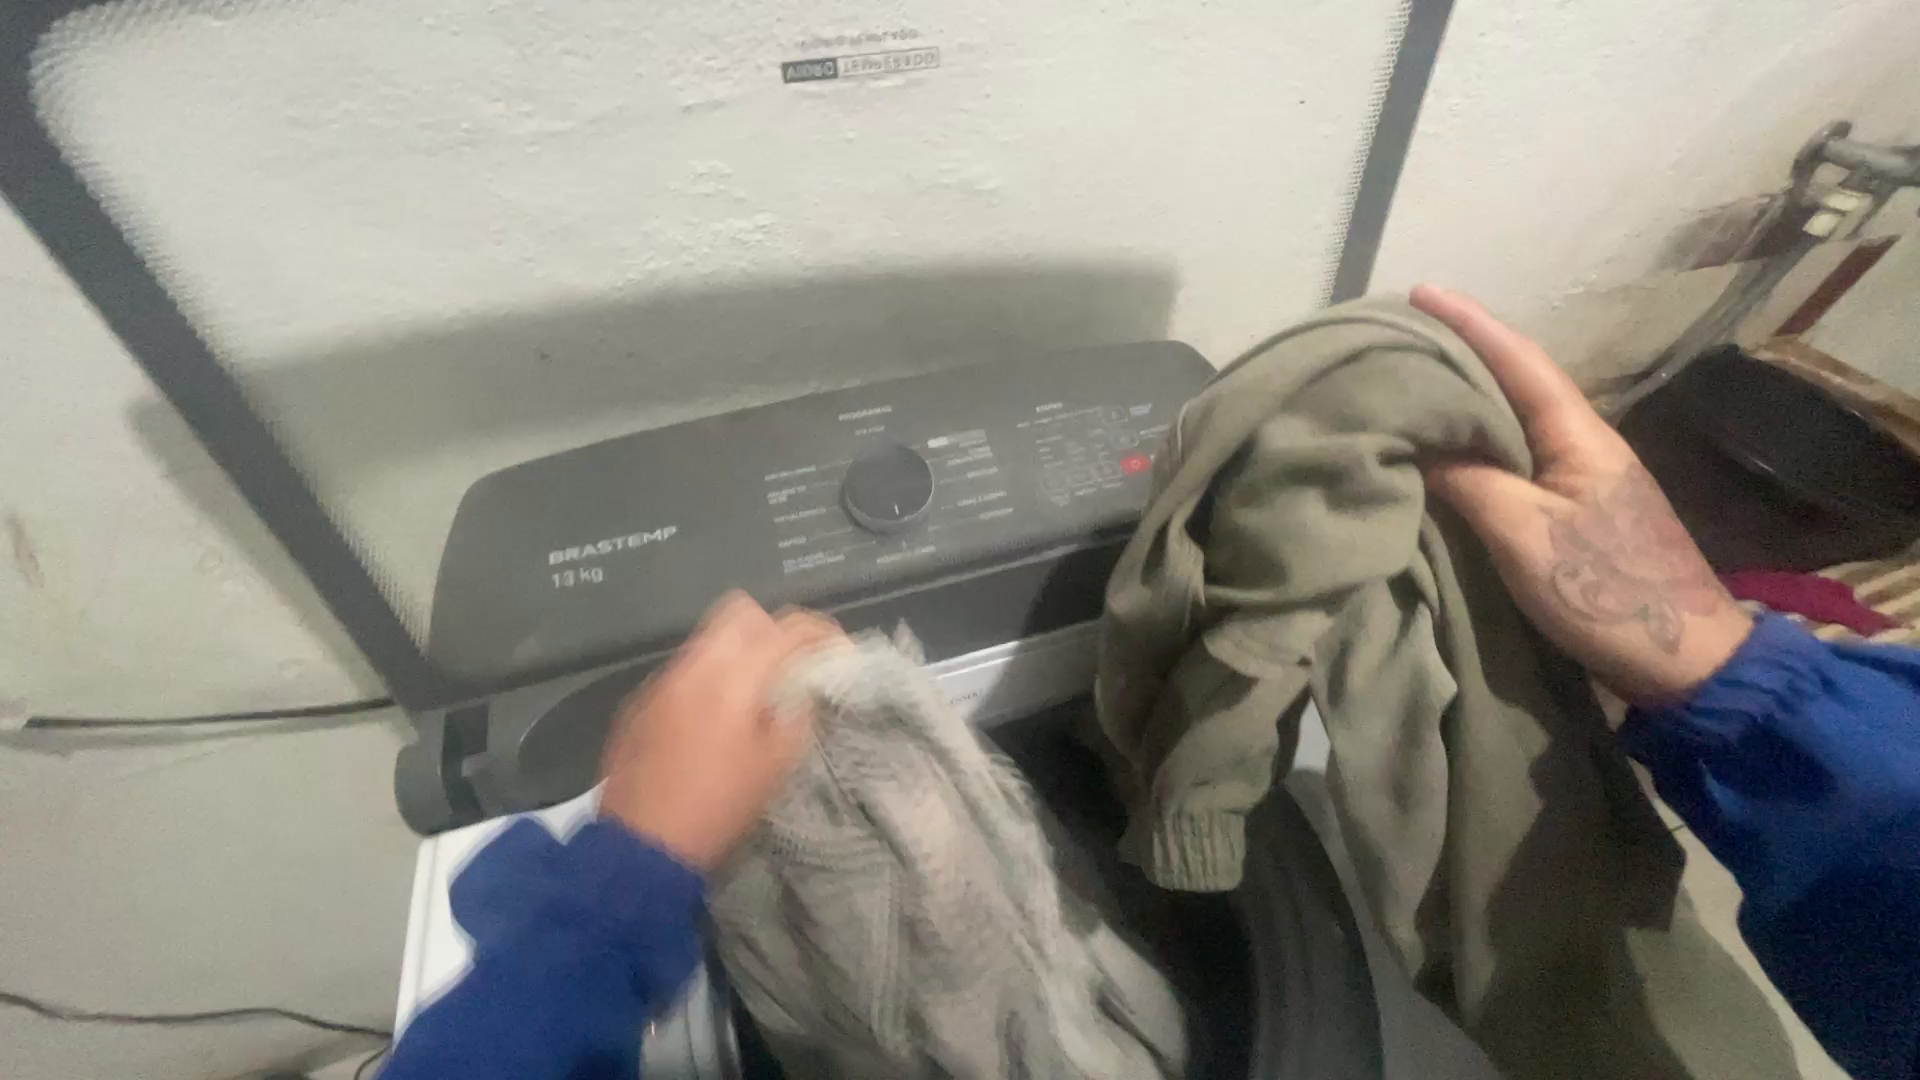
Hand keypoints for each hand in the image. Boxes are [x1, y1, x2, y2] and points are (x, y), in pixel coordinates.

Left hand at [599, 592, 841, 869]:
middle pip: (741, 612)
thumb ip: (799, 713)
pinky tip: (713, 719)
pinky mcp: (640, 703)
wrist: (639, 848)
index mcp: (736, 677)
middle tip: (790, 665)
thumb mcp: (776, 765)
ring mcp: (662, 681)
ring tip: (754, 692)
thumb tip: (806, 689)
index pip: (788, 627)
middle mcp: (695, 665)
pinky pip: (684, 670)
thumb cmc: (718, 806)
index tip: (837, 652)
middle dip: (774, 629)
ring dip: (739, 652)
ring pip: (709, 640)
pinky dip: (709, 678)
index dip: (821, 632)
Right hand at [1411, 285, 1752, 703]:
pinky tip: (1430, 447)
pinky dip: (1460, 444)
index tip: (1420, 293)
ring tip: (1402, 384)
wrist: (1674, 658)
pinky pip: (1497, 460)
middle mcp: (1573, 445)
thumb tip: (1414, 445)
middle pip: (1509, 382)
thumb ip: (1468, 481)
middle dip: (1456, 353)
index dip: (1469, 324)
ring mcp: (1566, 479)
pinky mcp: (1553, 510)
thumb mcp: (1523, 532)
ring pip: (1502, 422)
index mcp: (1575, 436)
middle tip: (1396, 338)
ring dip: (1455, 398)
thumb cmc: (1602, 588)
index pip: (1517, 362)